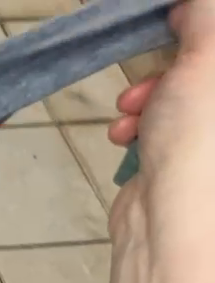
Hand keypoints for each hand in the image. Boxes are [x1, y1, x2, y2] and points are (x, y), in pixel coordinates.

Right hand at [107, 1, 214, 258]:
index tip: (173, 30)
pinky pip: (165, 122)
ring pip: (184, 92)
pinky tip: (127, 135)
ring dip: (146, 99)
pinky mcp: (192, 151)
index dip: (199, 32)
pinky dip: (139, 125)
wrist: (176, 210)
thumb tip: (194, 4)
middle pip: (207, 65)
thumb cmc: (204, 132)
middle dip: (169, 68)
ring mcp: (212, 130)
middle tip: (147, 83)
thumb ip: (206, 15)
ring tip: (130, 115)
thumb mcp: (210, 55)